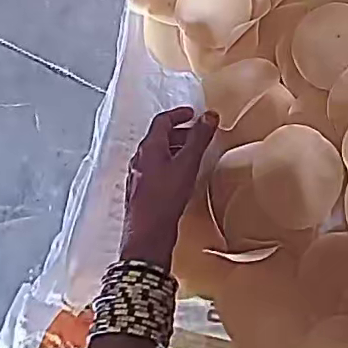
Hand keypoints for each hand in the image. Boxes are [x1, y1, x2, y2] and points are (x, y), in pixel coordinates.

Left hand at [121, 107, 217, 266]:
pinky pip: (156, 169)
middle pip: (159, 137)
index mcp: (149, 148)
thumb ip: (199, 138)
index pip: (162, 121)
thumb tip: (209, 116)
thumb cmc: (165, 198)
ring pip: (157, 154)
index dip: (179, 114)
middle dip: (180, 132)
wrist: (148, 235)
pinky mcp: (142, 191)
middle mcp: (140, 160)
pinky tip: (182, 175)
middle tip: (198, 133)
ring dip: (175, 148)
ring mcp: (139, 176)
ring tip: (194, 154)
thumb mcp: (188, 163)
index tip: (193, 113)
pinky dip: (171, 163)